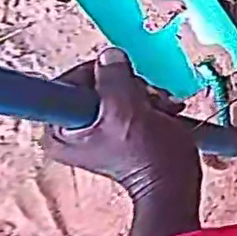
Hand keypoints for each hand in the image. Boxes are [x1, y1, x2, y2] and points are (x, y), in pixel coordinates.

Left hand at [42, 48, 200, 204]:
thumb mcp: (129, 112)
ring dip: (146, 93)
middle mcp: (74, 129)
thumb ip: (115, 80)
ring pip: (119, 91)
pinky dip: (151, 101)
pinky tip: (164, 109)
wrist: (175, 180)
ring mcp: (98, 129)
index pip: (67, 83)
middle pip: (98, 85)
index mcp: (61, 130)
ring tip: (161, 106)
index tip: (121, 79)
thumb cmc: (150, 155)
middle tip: (148, 97)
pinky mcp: (120, 128)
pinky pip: (132, 100)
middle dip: (130, 86)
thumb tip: (108, 55)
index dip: (96, 75)